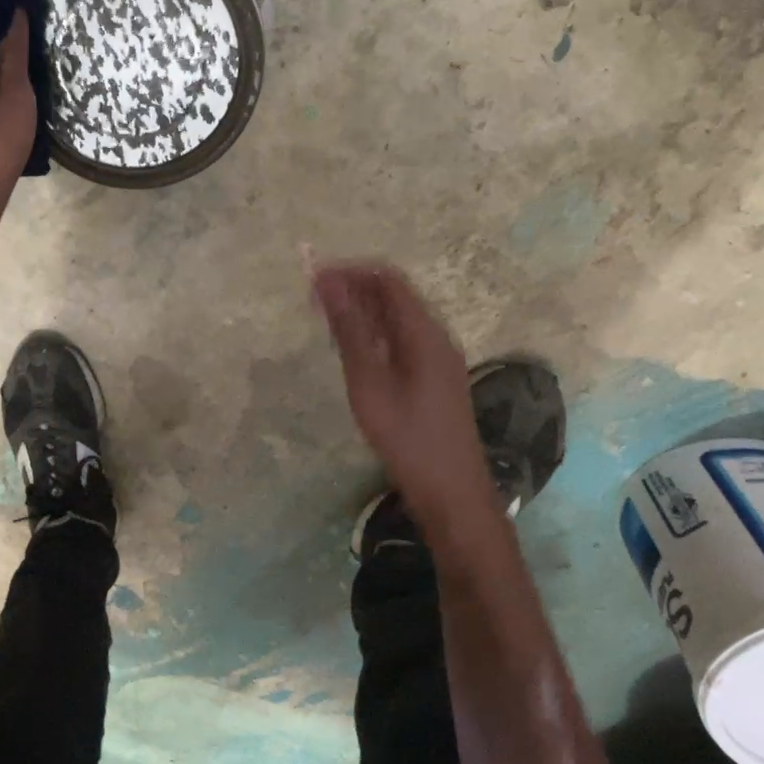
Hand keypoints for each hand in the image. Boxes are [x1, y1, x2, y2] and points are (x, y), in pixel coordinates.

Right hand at [313, 263, 495, 529]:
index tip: (312, 279)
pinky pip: (401, 338)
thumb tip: (327, 283)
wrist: (452, 492)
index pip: (387, 279)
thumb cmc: (407, 438)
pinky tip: (351, 350)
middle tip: (312, 301)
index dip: (349, 272)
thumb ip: (349, 330)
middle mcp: (436, 337)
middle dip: (353, 288)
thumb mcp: (369, 383)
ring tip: (324, 322)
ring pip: (396, 317)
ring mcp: (438, 358)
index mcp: (424, 333)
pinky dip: (373, 333)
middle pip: (393, 295)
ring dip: (361, 311)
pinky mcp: (433, 377)